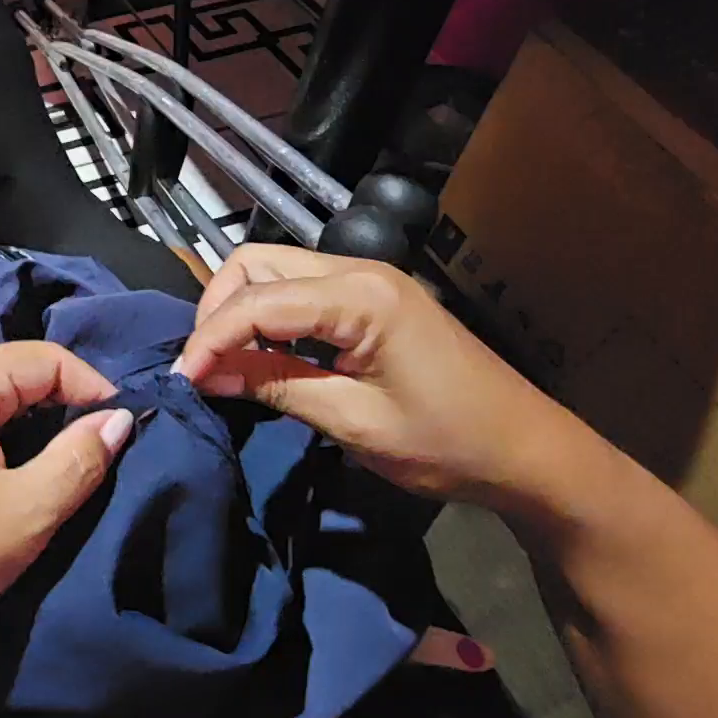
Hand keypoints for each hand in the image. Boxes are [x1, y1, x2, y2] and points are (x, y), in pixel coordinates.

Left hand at [0, 342, 135, 647]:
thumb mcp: (26, 510)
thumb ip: (79, 459)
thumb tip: (119, 419)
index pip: (45, 359)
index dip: (92, 388)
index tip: (124, 429)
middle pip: (18, 370)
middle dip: (65, 402)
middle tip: (102, 445)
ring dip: (37, 420)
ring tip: (70, 458)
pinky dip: (6, 432)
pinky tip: (22, 465)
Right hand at [173, 244, 587, 507]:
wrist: (534, 454)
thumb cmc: (449, 444)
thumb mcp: (353, 422)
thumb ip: (273, 384)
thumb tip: (205, 375)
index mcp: (360, 296)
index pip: (256, 301)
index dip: (209, 338)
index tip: (182, 378)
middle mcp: (358, 270)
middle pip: (254, 263)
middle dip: (217, 309)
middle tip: (205, 364)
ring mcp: (366, 278)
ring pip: (271, 269)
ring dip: (238, 308)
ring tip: (225, 360)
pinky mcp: (370, 295)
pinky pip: (296, 287)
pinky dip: (266, 313)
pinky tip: (262, 350)